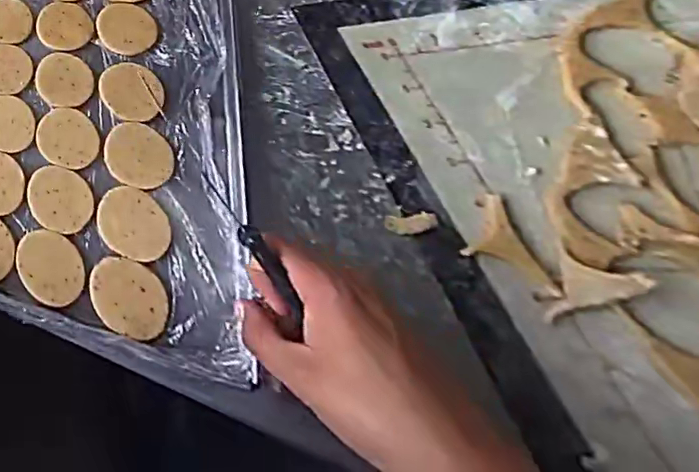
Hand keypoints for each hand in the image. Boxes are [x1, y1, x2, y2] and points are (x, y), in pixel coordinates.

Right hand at [240, 235, 533, 471]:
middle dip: (282, 295)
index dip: (260, 270)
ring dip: (307, 313)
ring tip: (311, 359)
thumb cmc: (371, 410)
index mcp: (327, 285)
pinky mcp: (397, 325)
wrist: (451, 451)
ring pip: (325, 291)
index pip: (278, 246)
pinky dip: (334, 326)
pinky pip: (350, 308)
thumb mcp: (298, 376)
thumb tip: (246, 311)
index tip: (262, 305)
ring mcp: (380, 302)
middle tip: (284, 338)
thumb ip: (260, 336)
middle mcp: (355, 283)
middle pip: (301, 267)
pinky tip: (341, 370)